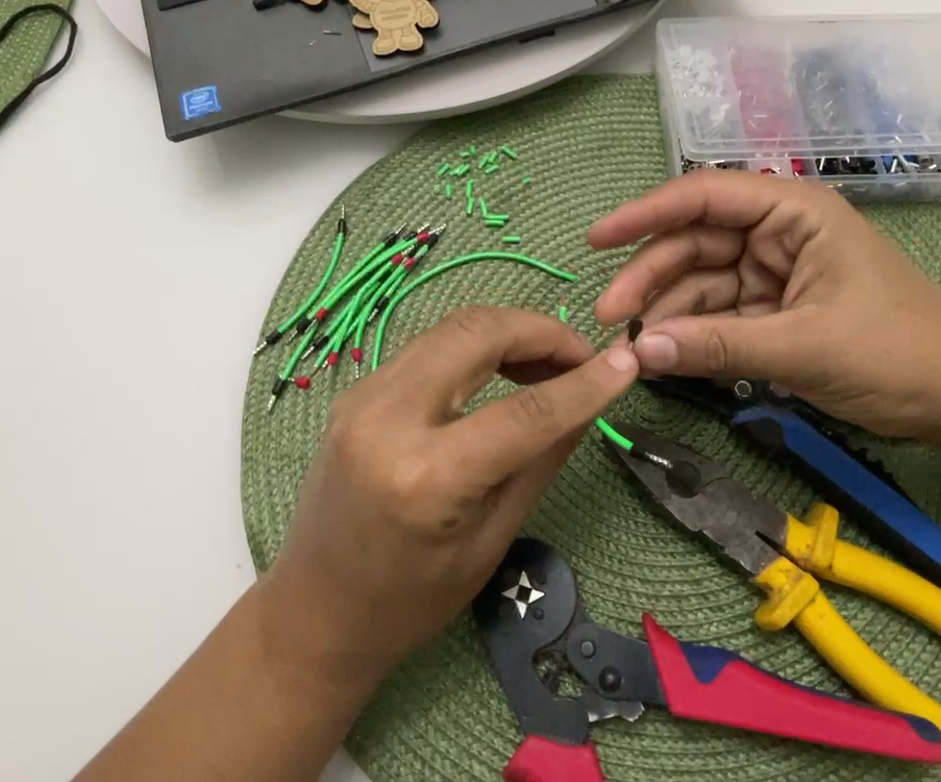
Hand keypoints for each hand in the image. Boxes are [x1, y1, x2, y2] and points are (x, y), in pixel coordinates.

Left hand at [263, 306, 638, 686]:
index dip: (584, 382)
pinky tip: (503, 372)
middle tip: (582, 356)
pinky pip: (427, 348)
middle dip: (541, 330)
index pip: (525, 411)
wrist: (314, 612)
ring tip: (549, 365)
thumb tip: (588, 402)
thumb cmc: (408, 602)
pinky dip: (474, 348)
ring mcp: (361, 398)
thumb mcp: (491, 542)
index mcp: (426, 477)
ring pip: (450, 329)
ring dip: (508, 333)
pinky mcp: (355, 393)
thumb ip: (541, 461)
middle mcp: (386, 420)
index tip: (626, 362)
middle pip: (478, 334)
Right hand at [588, 171, 940, 436]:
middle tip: (607, 318)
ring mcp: (776, 273)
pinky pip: (719, 315)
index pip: (706, 196)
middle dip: (651, 277)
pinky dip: (692, 334)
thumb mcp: (804, 347)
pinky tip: (664, 355)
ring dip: (666, 311)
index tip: (597, 239)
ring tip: (631, 347)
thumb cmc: (898, 354)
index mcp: (796, 212)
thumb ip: (718, 346)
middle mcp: (780, 233)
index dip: (646, 213)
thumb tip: (639, 349)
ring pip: (702, 282)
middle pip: (695, 242)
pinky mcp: (775, 311)